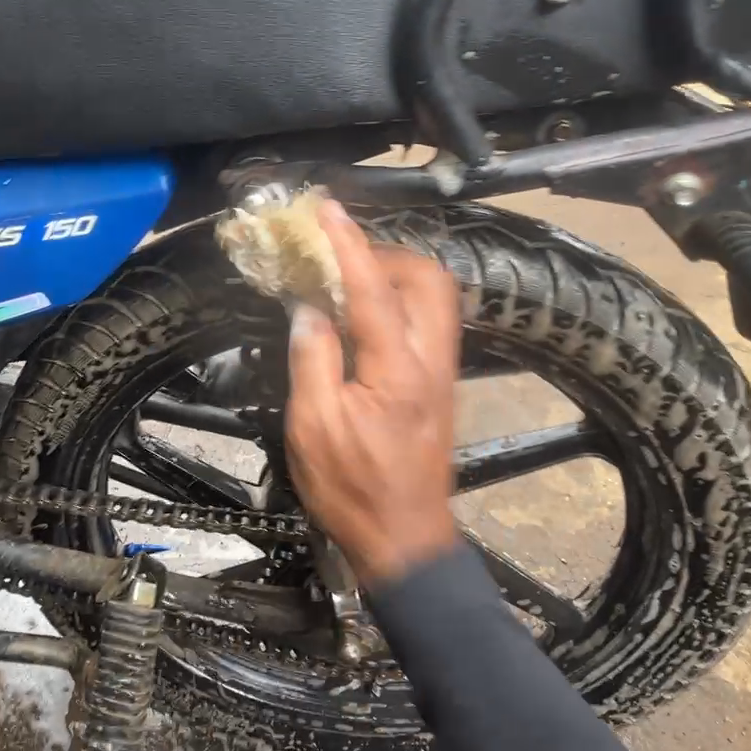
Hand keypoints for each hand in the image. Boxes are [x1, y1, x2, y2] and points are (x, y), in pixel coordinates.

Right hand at [284, 199, 461, 587]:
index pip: (373, 290)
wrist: (405, 540)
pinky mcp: (440, 384)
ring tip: (348, 279)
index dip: (348, 244)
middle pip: (427, 279)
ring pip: (435, 296)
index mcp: (396, 370)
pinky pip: (429, 319)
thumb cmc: (352, 489)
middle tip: (337, 257)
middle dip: (382, 252)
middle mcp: (431, 361)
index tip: (326, 211)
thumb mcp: (313, 427)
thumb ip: (312, 359)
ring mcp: (442, 372)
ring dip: (394, 273)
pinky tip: (366, 313)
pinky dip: (400, 298)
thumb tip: (308, 308)